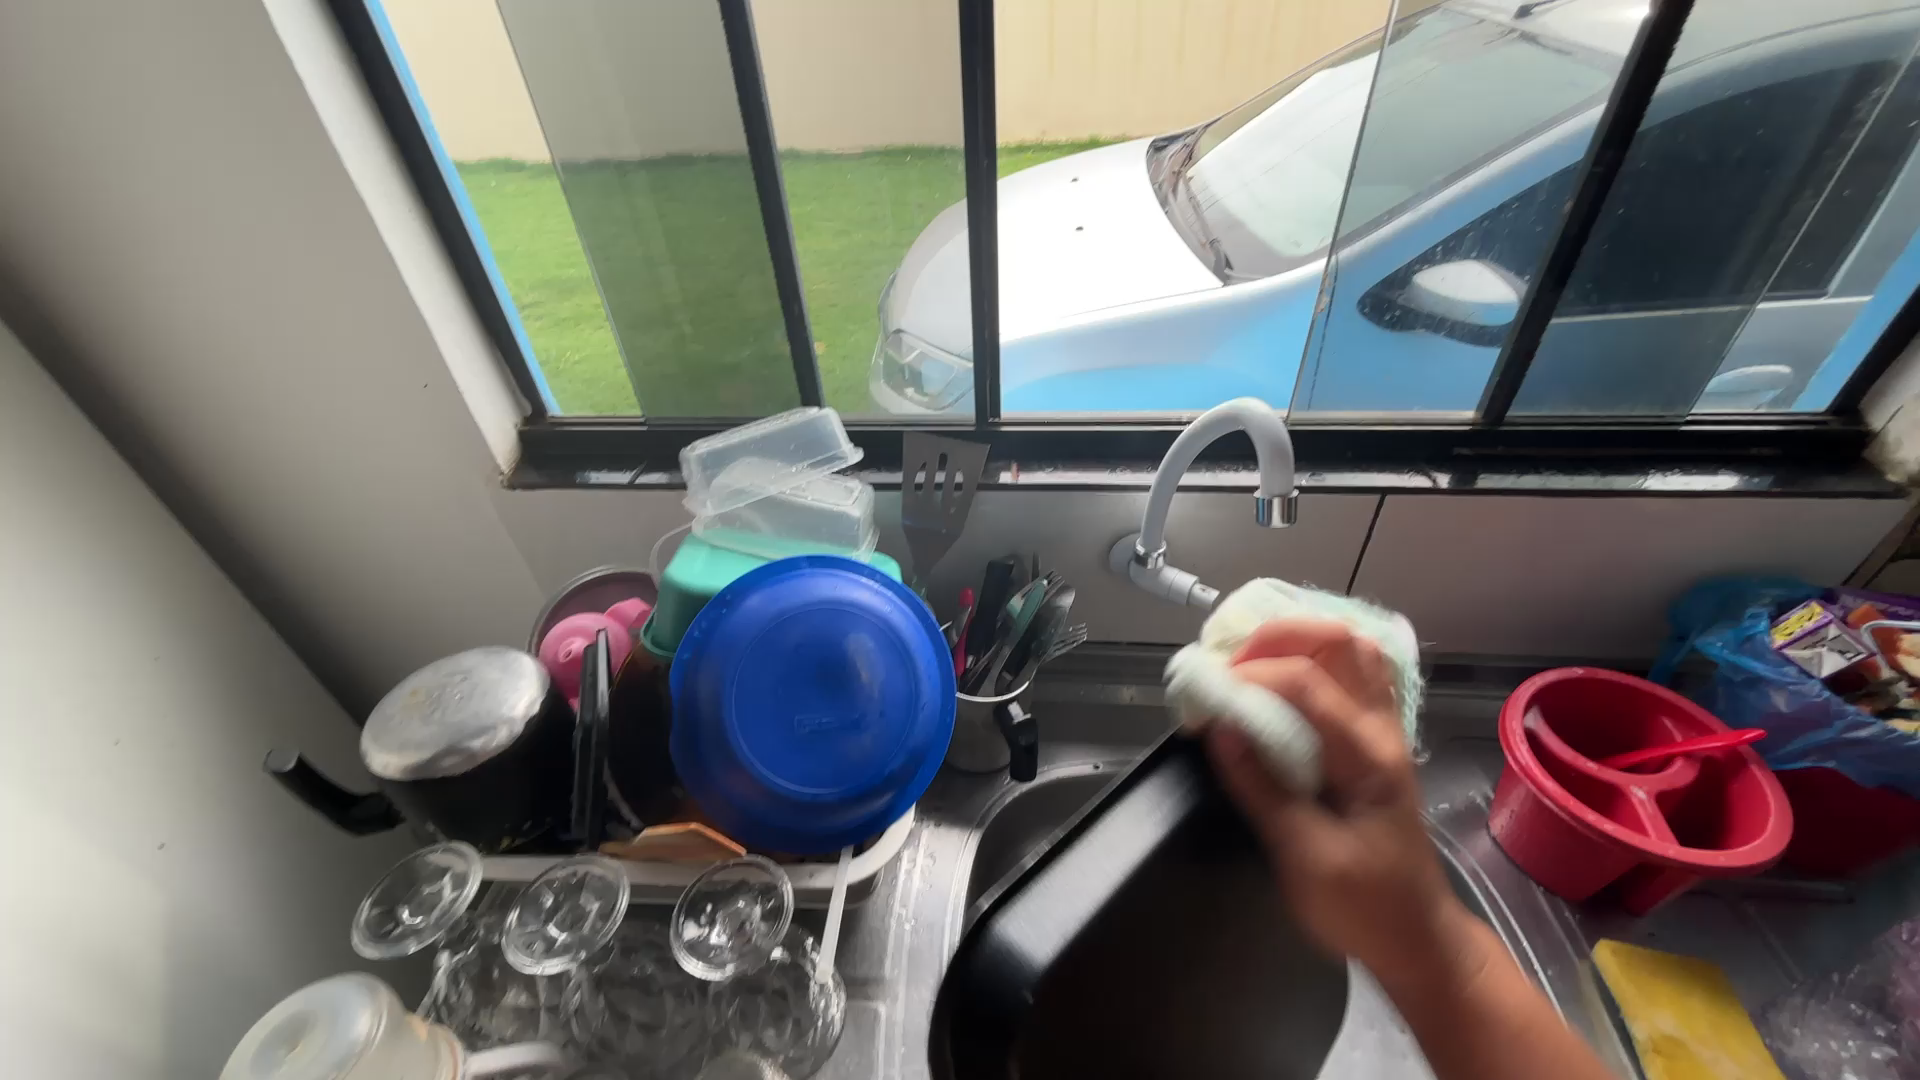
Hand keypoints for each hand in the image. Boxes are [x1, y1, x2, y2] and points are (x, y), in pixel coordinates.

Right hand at [1204, 619, 1475, 986]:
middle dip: (1277, 637)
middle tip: (1231, 664)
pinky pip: (1350, 674)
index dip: (1251, 674)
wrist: (1418, 937)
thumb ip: (1261, 789)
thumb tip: (1219, 729)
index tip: (1208, 695)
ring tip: (1251, 663)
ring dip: (1297, 642)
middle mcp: (1381, 729)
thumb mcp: (1304, 857)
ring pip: (1352, 650)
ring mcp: (1383, 730)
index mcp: (1367, 756)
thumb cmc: (1363, 904)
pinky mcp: (1373, 739)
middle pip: (1342, 641)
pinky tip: (1279, 680)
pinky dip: (1311, 660)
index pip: (1307, 681)